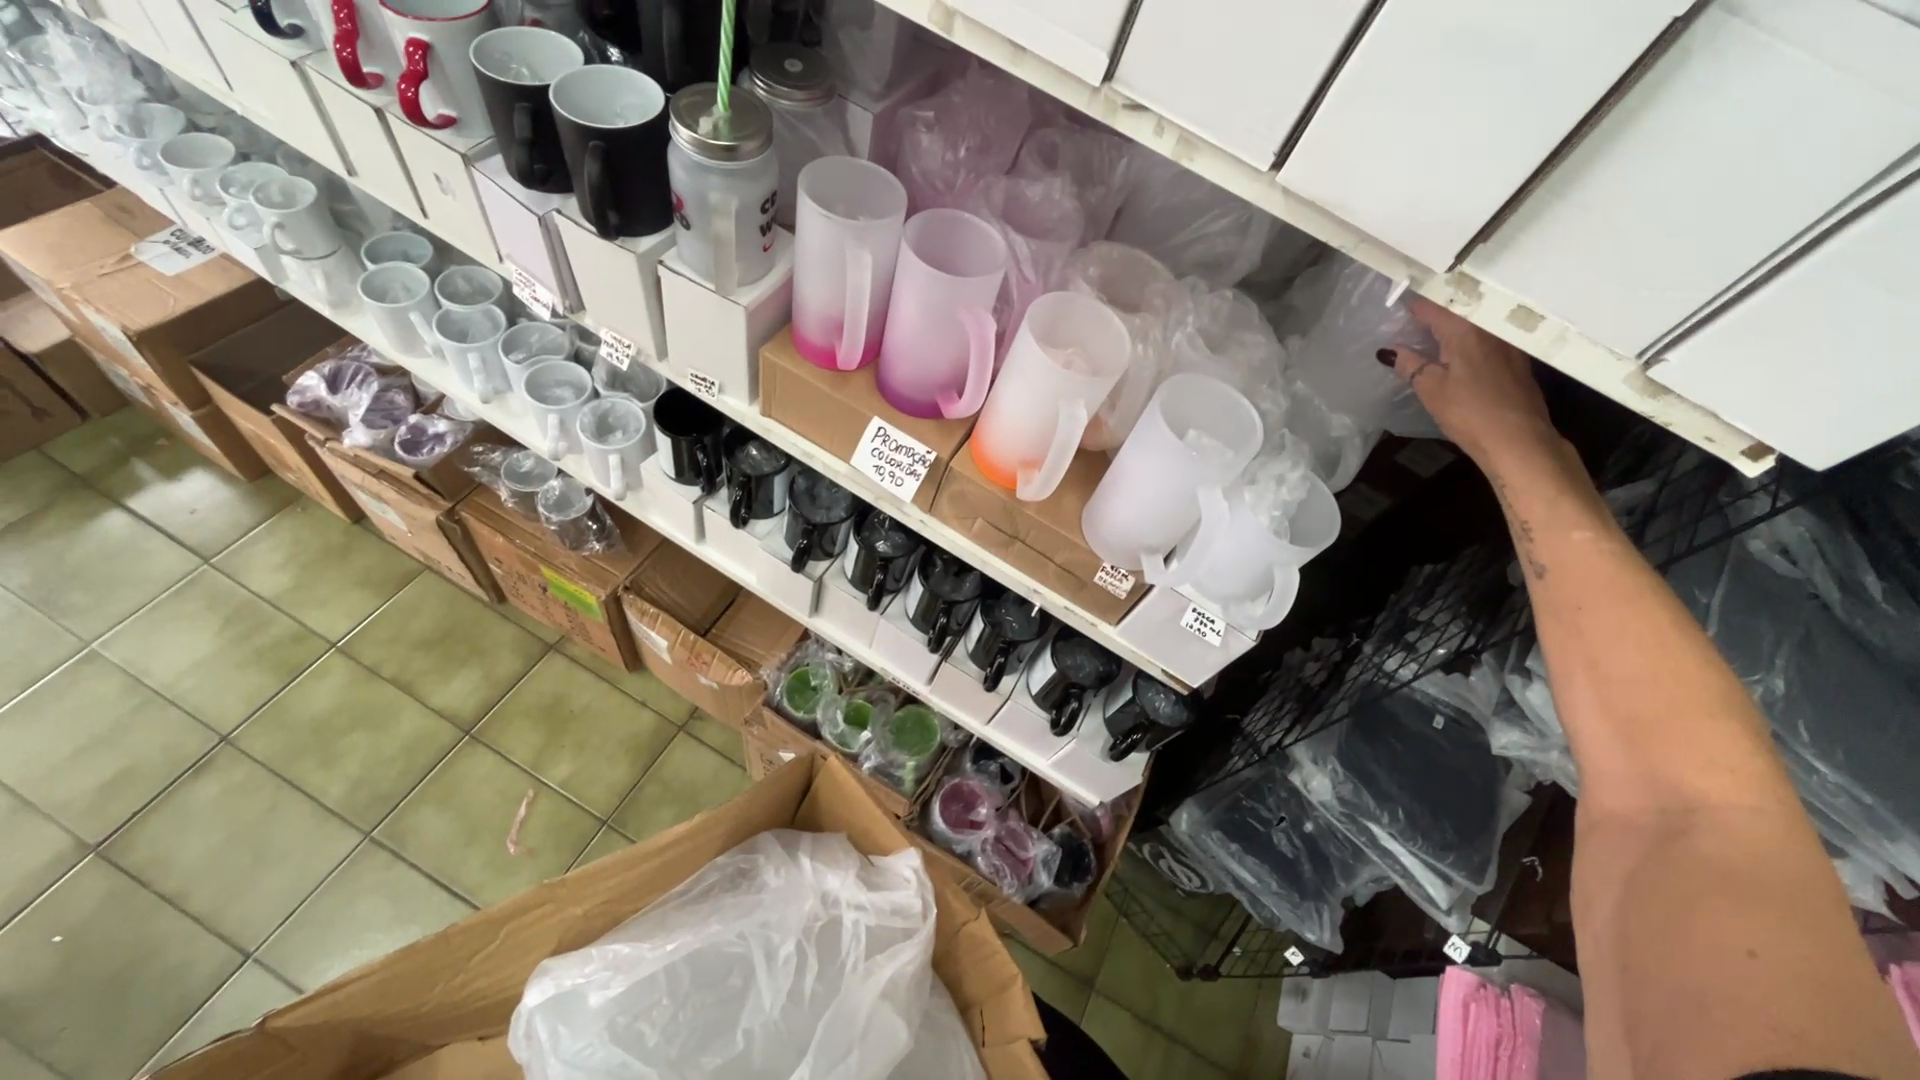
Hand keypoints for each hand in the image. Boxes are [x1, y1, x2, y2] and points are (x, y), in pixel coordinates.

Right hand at [1386, 298, 1560, 467]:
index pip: (1432, 306)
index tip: (1392, 310)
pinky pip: (1485, 338)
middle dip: (1431, 313)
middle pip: (1456, 310)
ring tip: (1428, 337)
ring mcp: (1507, 342)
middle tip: (1406, 323)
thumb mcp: (1430, 389)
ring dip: (1450, 327)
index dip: (1410, 307)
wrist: (1519, 440)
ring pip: (1472, 324)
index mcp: (1466, 329)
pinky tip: (1455, 354)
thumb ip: (1409, 364)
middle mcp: (1490, 327)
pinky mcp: (1516, 358)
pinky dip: (1467, 340)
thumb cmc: (1470, 413)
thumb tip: (1389, 350)